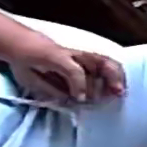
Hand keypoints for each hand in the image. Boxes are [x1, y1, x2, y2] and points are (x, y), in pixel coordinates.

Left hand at [7, 38, 126, 103]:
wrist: (26, 45)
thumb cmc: (27, 64)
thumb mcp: (29, 78)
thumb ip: (49, 88)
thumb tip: (69, 99)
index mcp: (56, 58)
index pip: (74, 71)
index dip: (79, 86)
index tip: (80, 100)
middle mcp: (74, 54)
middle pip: (100, 62)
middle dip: (109, 79)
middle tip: (112, 94)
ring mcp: (84, 54)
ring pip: (108, 62)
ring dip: (117, 77)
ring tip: (120, 91)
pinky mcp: (89, 57)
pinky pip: (108, 63)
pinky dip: (116, 74)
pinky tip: (118, 86)